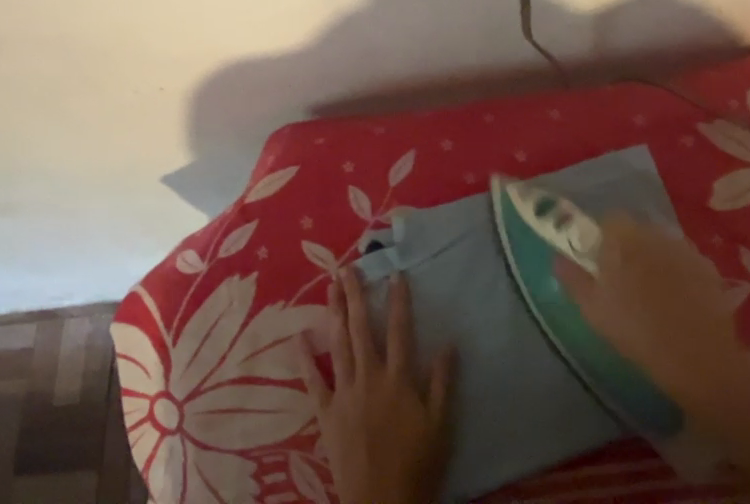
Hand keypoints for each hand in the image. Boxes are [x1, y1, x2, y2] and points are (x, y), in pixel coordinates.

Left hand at [298, 270, 455, 503]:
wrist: (382, 501)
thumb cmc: (417, 464)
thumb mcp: (441, 425)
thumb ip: (443, 382)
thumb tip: (450, 342)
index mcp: (399, 379)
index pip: (400, 330)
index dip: (399, 301)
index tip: (395, 273)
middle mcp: (370, 378)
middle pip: (362, 329)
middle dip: (356, 296)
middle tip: (347, 268)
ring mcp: (344, 393)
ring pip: (338, 345)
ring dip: (335, 314)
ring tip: (330, 288)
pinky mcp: (326, 413)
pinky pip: (313, 380)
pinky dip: (305, 358)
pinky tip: (299, 336)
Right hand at [554, 215, 749, 416]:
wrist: (697, 358)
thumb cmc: (636, 332)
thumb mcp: (593, 310)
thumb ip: (573, 278)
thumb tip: (558, 257)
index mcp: (622, 240)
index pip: (609, 220)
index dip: (603, 238)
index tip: (601, 263)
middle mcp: (654, 234)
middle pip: (637, 230)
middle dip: (629, 248)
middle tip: (625, 280)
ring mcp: (684, 249)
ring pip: (662, 245)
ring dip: (655, 259)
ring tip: (653, 293)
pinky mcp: (707, 266)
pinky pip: (684, 261)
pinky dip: (679, 273)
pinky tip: (679, 301)